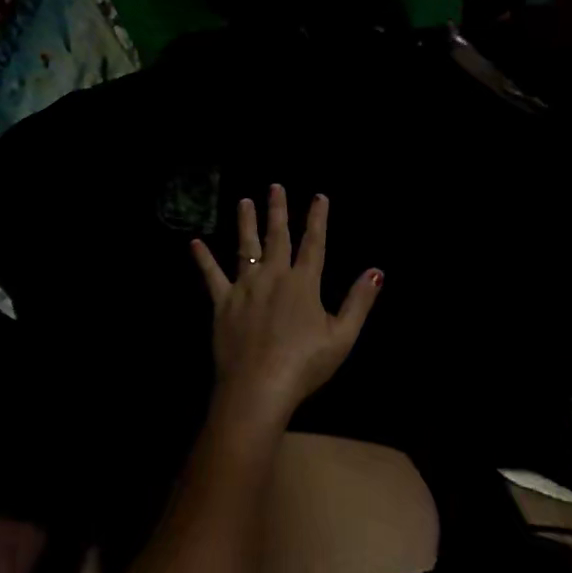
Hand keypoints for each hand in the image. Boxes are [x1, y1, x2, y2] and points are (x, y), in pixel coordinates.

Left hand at [191, 185, 382, 424]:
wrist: (258, 386)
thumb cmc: (305, 364)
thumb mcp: (343, 335)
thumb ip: (359, 301)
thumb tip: (377, 270)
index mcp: (303, 283)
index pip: (314, 243)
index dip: (318, 218)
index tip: (319, 196)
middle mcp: (273, 276)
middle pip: (277, 237)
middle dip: (277, 210)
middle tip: (274, 186)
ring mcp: (245, 287)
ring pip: (245, 247)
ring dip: (245, 223)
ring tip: (243, 202)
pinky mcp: (222, 303)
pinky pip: (211, 276)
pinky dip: (203, 259)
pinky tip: (194, 242)